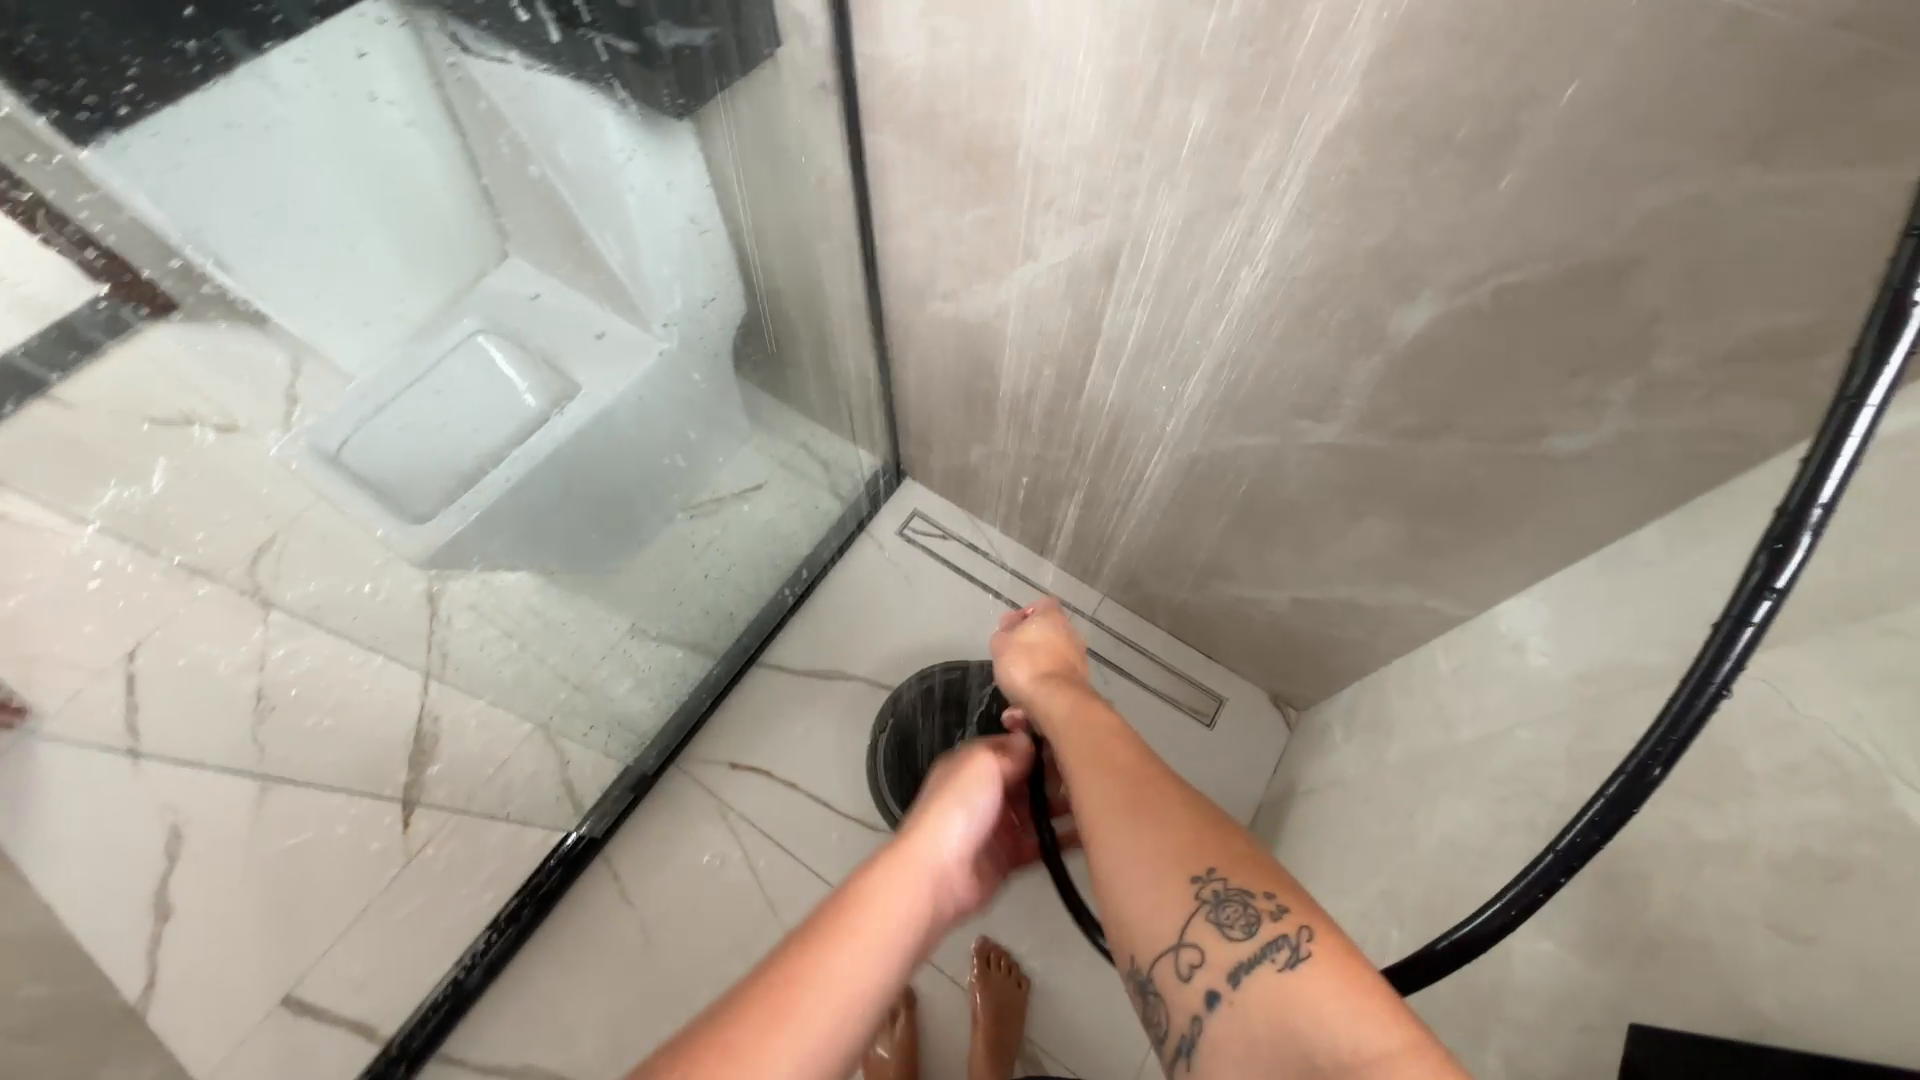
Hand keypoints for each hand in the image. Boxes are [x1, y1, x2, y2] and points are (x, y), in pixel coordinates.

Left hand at [894, 732, 1075, 928]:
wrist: (937, 873)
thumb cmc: (959, 807)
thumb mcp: (983, 764)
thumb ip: (1010, 751)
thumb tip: (1030, 739)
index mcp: (974, 764)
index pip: (1012, 747)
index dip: (1039, 745)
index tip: (1073, 742)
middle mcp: (986, 791)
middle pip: (1028, 779)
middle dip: (1056, 777)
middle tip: (1093, 774)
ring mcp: (997, 826)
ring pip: (1037, 811)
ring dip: (1064, 807)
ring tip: (1100, 801)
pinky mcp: (1009, 858)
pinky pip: (1040, 844)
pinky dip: (1062, 840)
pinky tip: (1091, 834)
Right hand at [989, 598, 1091, 710]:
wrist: (1056, 701)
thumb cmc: (1024, 664)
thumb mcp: (1000, 644)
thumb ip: (1004, 632)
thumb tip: (1011, 625)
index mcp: (1052, 617)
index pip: (1041, 605)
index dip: (1024, 616)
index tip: (1010, 631)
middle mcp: (1070, 634)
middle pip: (1046, 636)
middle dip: (1028, 651)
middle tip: (1010, 664)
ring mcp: (1078, 660)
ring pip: (1049, 665)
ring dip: (1033, 678)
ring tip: (1013, 701)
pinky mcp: (1080, 684)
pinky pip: (1054, 686)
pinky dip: (1040, 695)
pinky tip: (1024, 712)